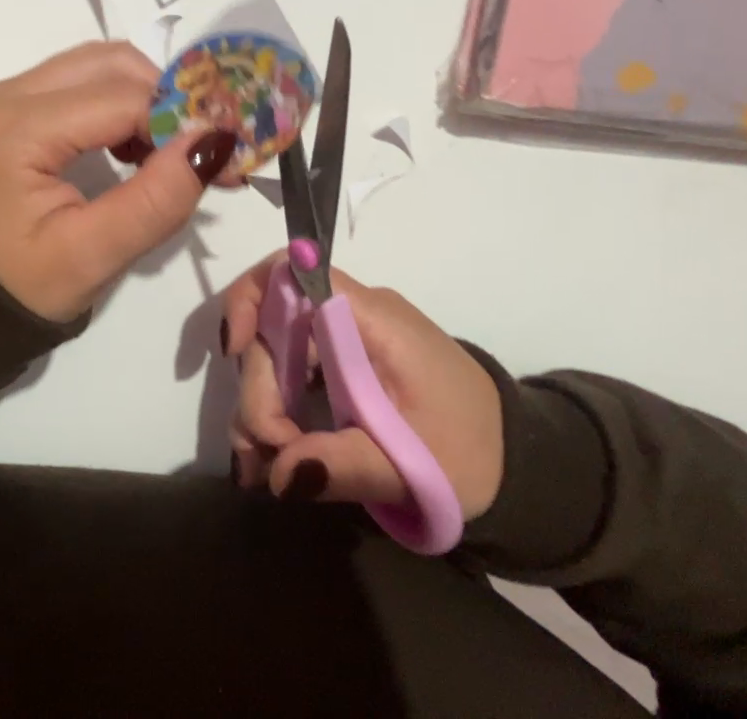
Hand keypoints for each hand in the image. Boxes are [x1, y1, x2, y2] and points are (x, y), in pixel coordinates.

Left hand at [0, 42, 237, 322]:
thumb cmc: (18, 286)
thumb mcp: (91, 256)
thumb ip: (154, 200)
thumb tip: (215, 141)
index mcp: (14, 130)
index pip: (121, 99)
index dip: (183, 120)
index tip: (229, 156)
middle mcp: (4, 96)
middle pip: (109, 65)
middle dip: (168, 100)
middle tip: (207, 151)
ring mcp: (3, 97)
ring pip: (96, 67)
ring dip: (145, 98)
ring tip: (174, 153)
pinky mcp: (10, 108)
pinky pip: (77, 83)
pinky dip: (118, 103)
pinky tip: (136, 147)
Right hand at [222, 254, 504, 520]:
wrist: (512, 458)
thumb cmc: (471, 450)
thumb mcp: (414, 467)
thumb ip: (346, 467)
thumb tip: (279, 475)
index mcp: (372, 321)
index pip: (293, 272)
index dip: (250, 299)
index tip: (234, 352)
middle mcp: (347, 320)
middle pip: (271, 332)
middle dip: (256, 394)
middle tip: (266, 457)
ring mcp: (338, 343)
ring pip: (270, 359)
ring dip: (255, 411)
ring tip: (259, 472)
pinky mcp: (334, 369)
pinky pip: (285, 378)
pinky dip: (270, 417)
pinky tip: (269, 464)